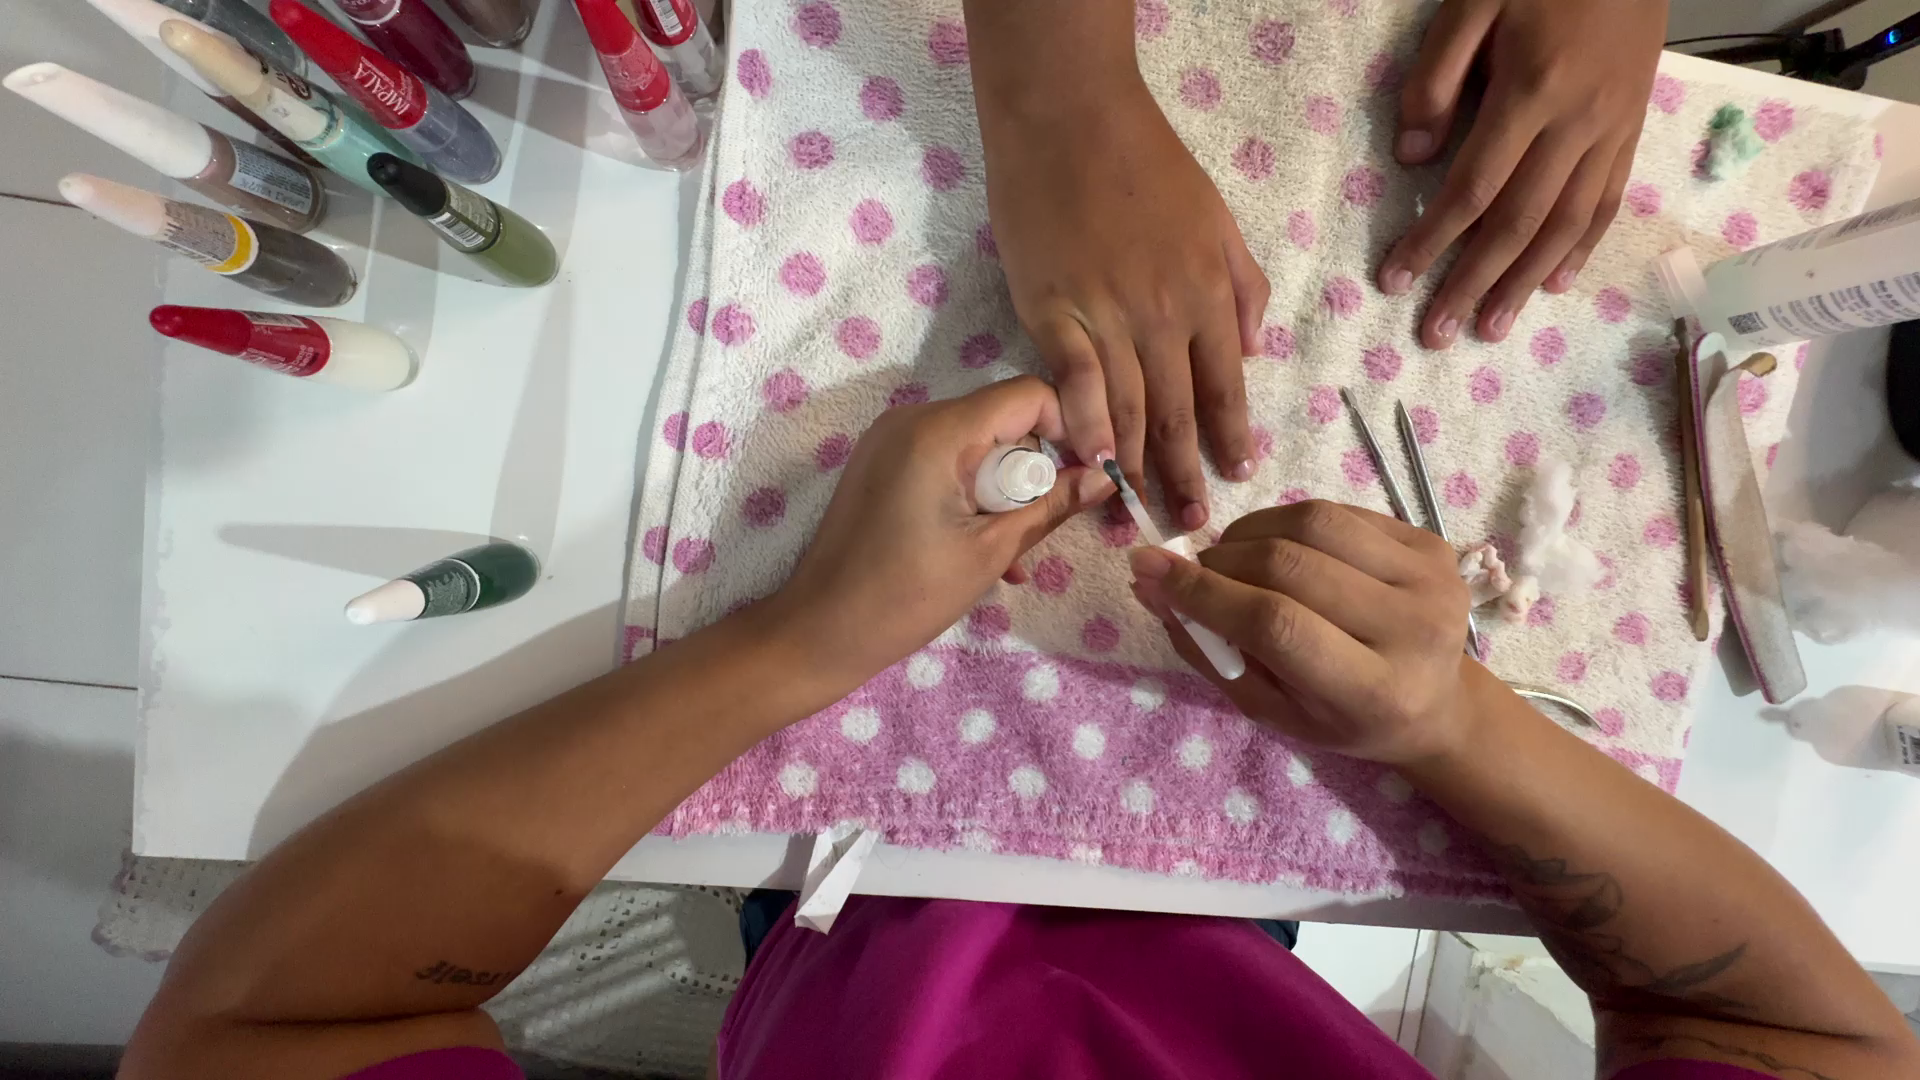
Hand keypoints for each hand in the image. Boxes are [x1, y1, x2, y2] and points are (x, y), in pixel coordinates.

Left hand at [772, 377, 1109, 683]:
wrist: (820, 629)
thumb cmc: (907, 596)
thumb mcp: (990, 552)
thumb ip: (1051, 506)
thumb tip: (1104, 476)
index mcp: (938, 431)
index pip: (1028, 394)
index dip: (1068, 428)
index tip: (1083, 476)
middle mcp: (911, 418)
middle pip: (1000, 419)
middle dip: (1029, 470)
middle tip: (1034, 528)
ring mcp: (889, 439)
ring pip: (974, 443)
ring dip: (1000, 490)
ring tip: (1005, 553)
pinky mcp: (879, 462)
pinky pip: (943, 460)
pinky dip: (967, 492)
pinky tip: (975, 545)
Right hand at [983, 80, 1269, 530]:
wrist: (1070, 118)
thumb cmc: (1144, 163)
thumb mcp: (1216, 215)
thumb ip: (1241, 284)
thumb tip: (1253, 349)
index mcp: (1208, 294)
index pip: (1224, 385)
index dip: (1228, 437)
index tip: (1233, 477)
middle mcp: (1166, 316)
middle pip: (1178, 412)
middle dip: (1184, 474)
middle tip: (1189, 524)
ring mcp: (1109, 317)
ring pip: (1129, 409)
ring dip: (1137, 468)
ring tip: (1139, 513)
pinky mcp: (1055, 313)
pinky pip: (1076, 382)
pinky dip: (1085, 426)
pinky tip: (1090, 465)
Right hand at [1127, 500, 1476, 765]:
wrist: (1436, 703)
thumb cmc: (1338, 717)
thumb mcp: (1265, 705)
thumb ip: (1206, 647)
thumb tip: (1147, 581)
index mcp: (1371, 689)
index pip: (1275, 624)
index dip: (1204, 592)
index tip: (1147, 568)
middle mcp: (1413, 630)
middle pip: (1289, 566)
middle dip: (1221, 561)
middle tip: (1196, 573)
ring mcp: (1431, 579)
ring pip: (1312, 523)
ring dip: (1250, 532)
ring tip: (1233, 557)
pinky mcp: (1433, 544)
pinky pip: (1336, 511)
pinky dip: (1286, 522)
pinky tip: (1278, 547)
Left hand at [1378, 0, 1666, 348]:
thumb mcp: (1473, 3)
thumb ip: (1435, 79)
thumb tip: (1412, 156)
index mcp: (1532, 92)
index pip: (1470, 190)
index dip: (1430, 242)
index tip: (1394, 283)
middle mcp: (1579, 120)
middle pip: (1518, 221)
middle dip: (1473, 283)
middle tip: (1437, 335)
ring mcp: (1615, 125)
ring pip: (1567, 221)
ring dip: (1524, 282)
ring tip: (1491, 329)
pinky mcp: (1635, 123)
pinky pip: (1611, 196)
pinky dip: (1583, 245)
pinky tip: (1556, 285)